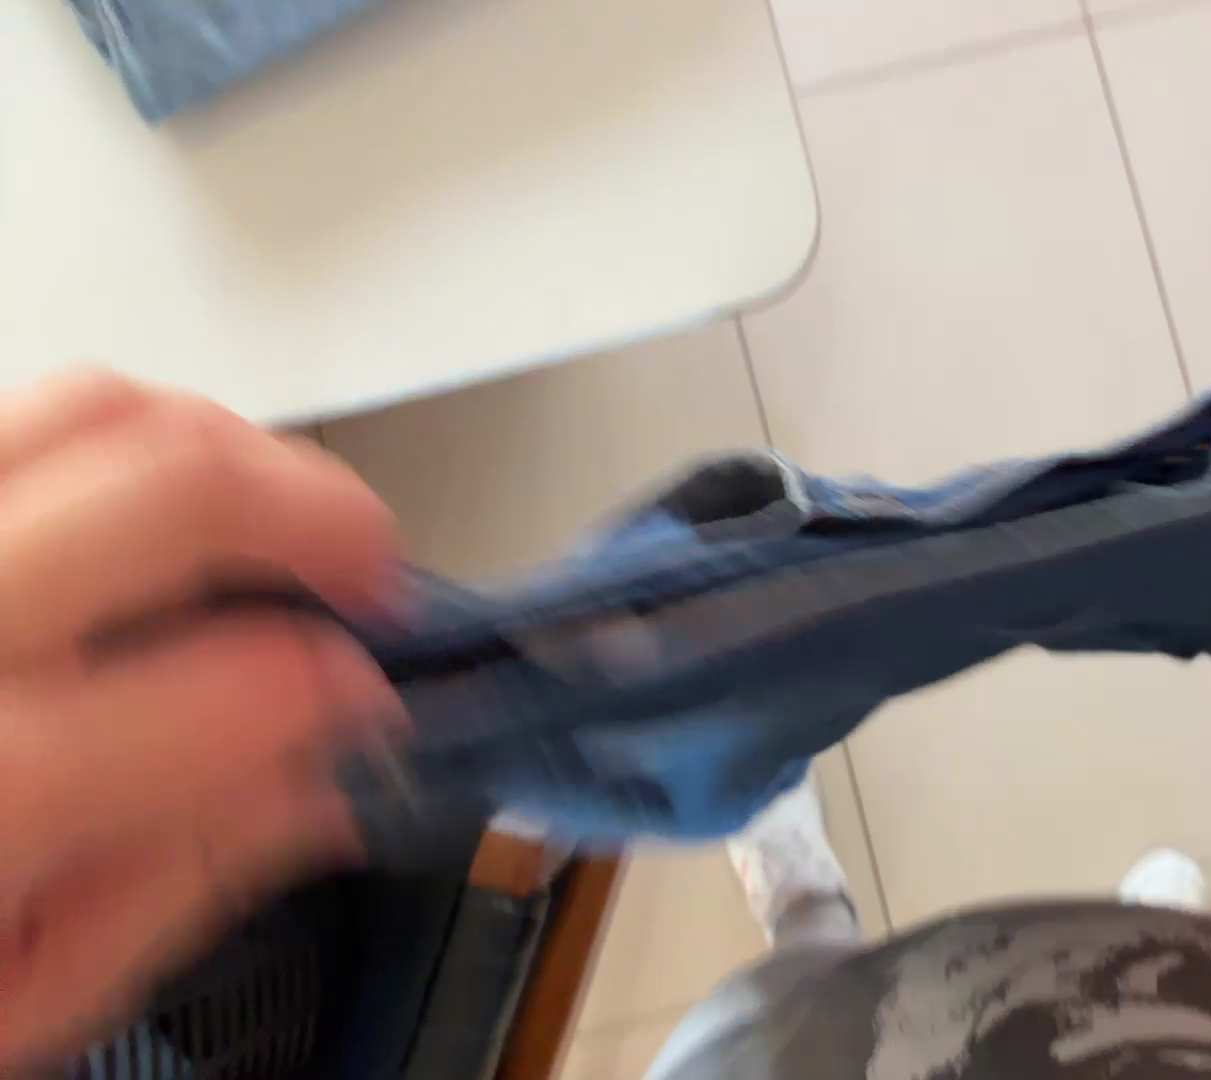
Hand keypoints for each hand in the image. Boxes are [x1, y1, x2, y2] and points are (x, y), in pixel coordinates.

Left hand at [0, 371, 406, 1068]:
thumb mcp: (15, 999)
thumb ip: (194, 872)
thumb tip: (340, 773)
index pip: (262, 681)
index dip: (360, 684)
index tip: (374, 700)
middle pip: (188, 483)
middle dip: (338, 516)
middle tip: (374, 568)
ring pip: (110, 408)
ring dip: (248, 457)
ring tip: (284, 525)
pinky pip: (33, 417)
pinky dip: (136, 446)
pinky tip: (161, 520)